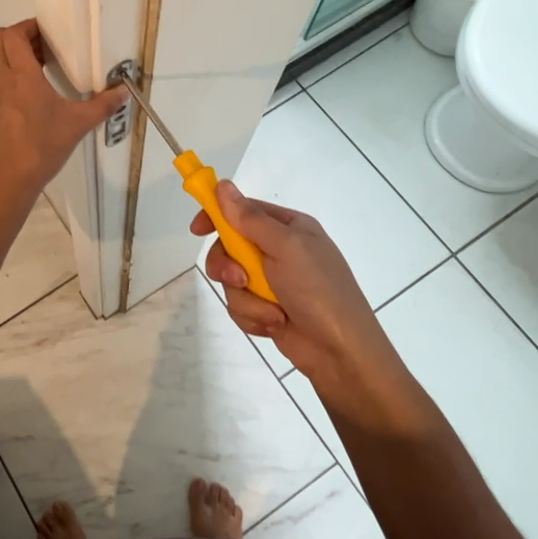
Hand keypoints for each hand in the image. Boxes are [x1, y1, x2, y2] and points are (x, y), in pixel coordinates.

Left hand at [0, 19, 125, 199]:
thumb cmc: (41, 147)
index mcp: (20, 76)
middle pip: (0, 41)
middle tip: (48, 45)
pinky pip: (0, 79)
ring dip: (18, 55)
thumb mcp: (78, 124)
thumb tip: (124, 92)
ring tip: (46, 66)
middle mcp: (2, 79)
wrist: (9, 180)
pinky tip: (38, 92)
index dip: (28, 26)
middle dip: (22, 36)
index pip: (12, 34)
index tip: (50, 32)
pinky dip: (15, 74)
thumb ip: (103, 105)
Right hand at [198, 181, 388, 386]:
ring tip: (271, 313)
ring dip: (247, 299)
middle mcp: (279, 250)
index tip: (197, 230)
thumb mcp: (286, 248)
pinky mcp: (265, 308)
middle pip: (229, 246)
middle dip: (228, 266)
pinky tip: (274, 325)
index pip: (243, 210)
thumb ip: (250, 219)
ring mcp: (272, 281)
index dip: (217, 216)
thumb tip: (222, 185)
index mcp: (289, 227)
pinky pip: (239, 305)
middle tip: (238, 279)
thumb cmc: (319, 291)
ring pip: (230, 280)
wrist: (340, 353)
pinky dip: (252, 317)